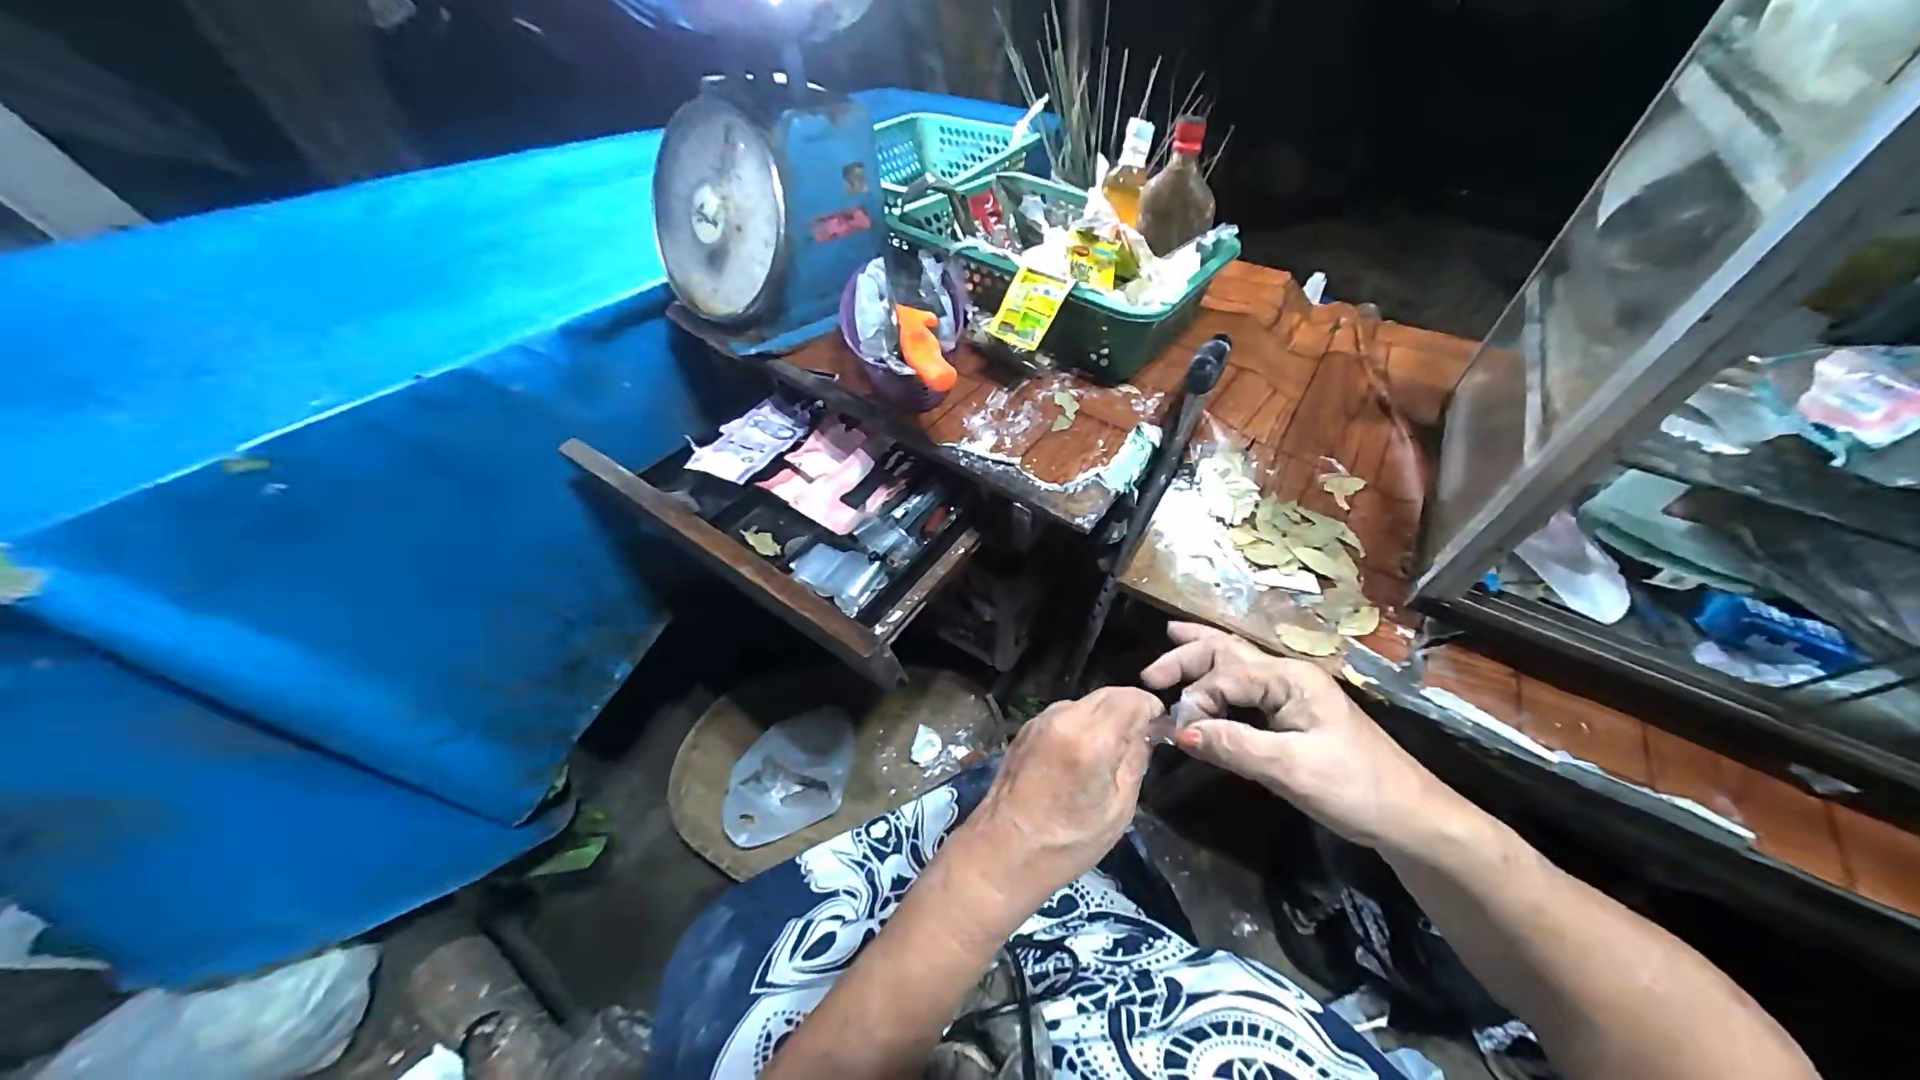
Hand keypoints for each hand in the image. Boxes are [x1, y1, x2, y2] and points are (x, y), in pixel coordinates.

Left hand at [955, 686, 1162, 904]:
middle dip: (1128, 711)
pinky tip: (1080, 756)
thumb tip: (1147, 732)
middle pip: (1109, 694)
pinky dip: (1081, 725)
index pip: (1132, 698)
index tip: (1157, 731)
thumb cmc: (1067, 842)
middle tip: (1138, 741)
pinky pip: (1066, 714)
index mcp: (1090, 738)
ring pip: (1086, 702)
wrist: (1002, 850)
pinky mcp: (1026, 727)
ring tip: (1107, 754)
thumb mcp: (1118, 808)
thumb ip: (1136, 760)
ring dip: (1104, 717)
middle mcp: (1064, 717)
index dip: (1151, 710)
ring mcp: (1041, 719)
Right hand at [1141, 622, 1474, 853]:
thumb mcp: (1290, 770)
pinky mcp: (1294, 712)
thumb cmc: (1355, 789)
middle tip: (1150, 674)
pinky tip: (1205, 681)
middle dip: (1186, 656)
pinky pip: (1245, 685)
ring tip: (1169, 642)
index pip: (1224, 677)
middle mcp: (1289, 675)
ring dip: (1201, 655)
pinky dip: (1217, 678)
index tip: (1175, 733)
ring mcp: (1293, 692)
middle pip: (1227, 651)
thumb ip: (1231, 745)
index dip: (1195, 701)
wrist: (1411, 817)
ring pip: (1236, 662)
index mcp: (1290, 679)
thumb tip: (1177, 731)